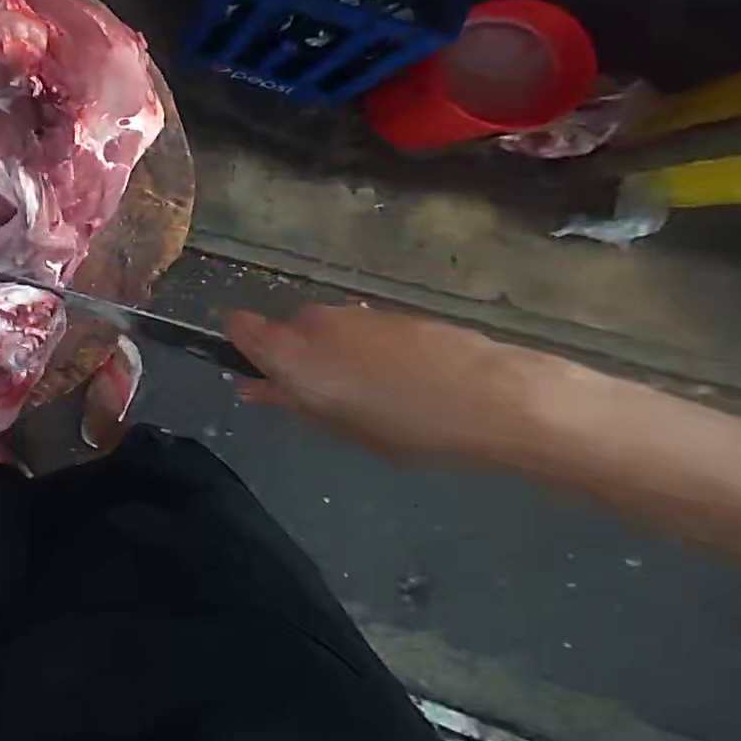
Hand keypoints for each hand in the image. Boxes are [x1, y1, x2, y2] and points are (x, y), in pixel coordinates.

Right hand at [227, 305, 568, 462]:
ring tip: (373, 393)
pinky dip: (367, 349)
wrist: (503, 399)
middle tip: (323, 396)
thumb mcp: (339, 425)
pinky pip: (359, 329)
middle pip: (282, 329)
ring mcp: (353, 314)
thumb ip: (287, 401)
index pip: (237, 325)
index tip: (262, 375)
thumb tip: (250, 385)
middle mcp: (312, 322)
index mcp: (288, 351)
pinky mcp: (392, 313)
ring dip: (332, 352)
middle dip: (294, 355)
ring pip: (323, 329)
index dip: (243, 347)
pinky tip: (405, 380)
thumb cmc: (409, 427)